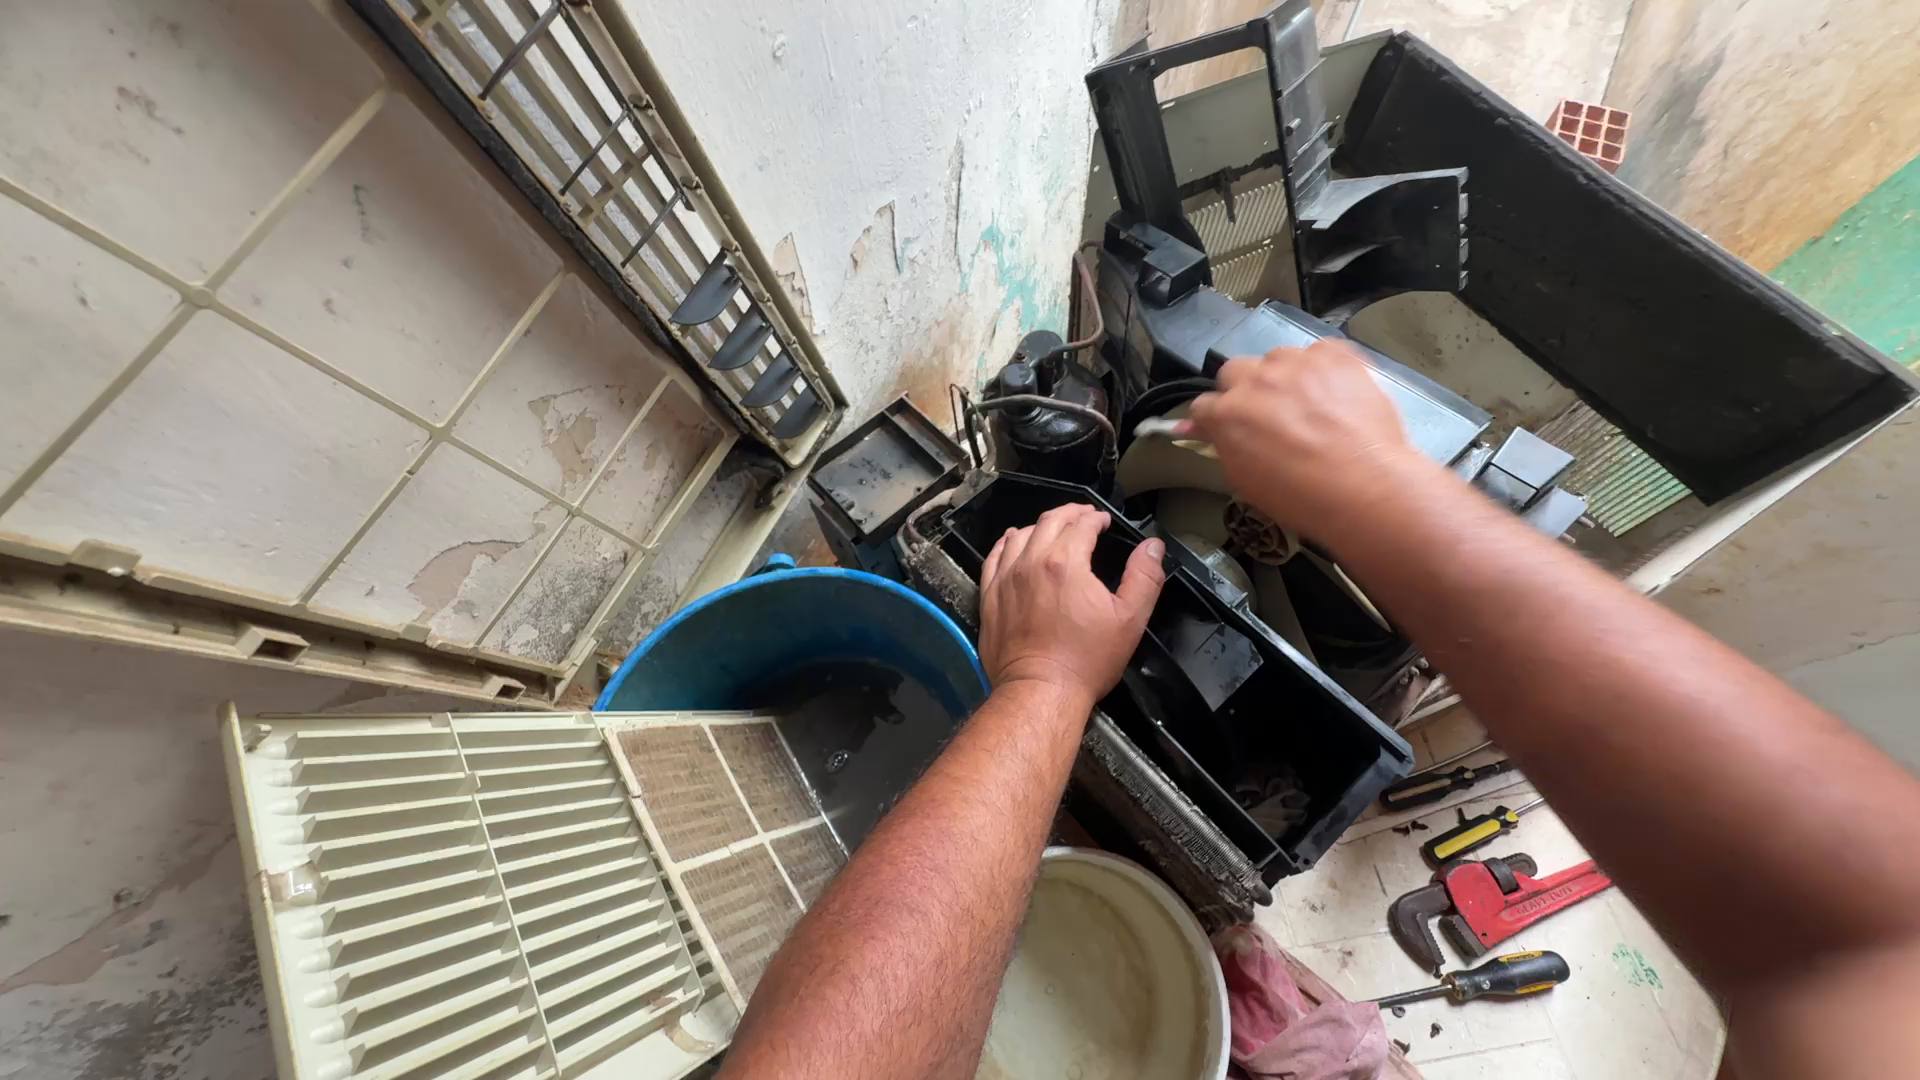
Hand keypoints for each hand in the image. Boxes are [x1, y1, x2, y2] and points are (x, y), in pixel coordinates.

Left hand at [977, 504, 1165, 703]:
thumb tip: (1153, 546)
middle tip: (1084, 516)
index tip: (1104, 522)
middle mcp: (1031, 562)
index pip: (1081, 524)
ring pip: (1020, 535)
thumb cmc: (1086, 659)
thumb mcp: (1130, 620)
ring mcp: (1006, 579)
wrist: (1040, 690)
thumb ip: (1144, 578)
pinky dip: (1007, 544)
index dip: (1096, 518)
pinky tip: (1013, 542)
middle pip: (1049, 522)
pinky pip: (994, 557)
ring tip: (1054, 529)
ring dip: (1040, 526)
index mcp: (1066, 562)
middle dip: (1070, 514)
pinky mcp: (989, 596)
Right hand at [1184, 341, 1429, 540]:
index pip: (1203, 405)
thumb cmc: (1300, 495)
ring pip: (1275, 358)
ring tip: (1305, 403)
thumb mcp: (1243, 478)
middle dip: (1243, 389)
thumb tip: (1193, 427)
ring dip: (1282, 376)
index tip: (1227, 429)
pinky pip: (1318, 351)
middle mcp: (1255, 380)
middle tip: (1265, 415)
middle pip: (1234, 371)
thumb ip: (1218, 444)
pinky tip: (1330, 392)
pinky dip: (1320, 367)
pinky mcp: (1335, 356)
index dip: (1215, 419)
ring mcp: (1296, 364)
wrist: (1362, 486)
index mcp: (1226, 413)